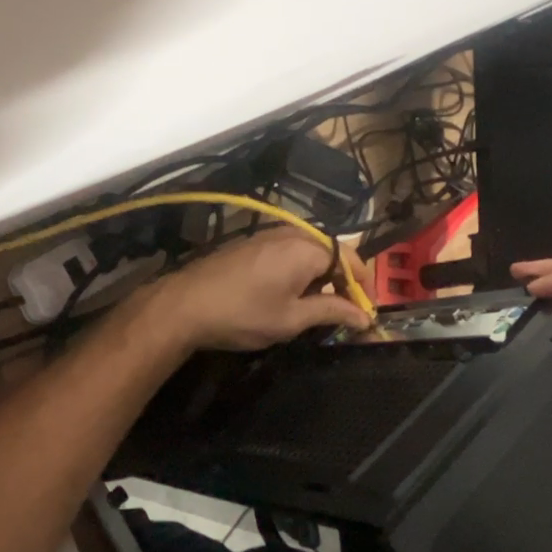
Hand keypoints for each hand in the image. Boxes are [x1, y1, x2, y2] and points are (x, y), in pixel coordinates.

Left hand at [133, 227, 373, 352]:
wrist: (186, 304)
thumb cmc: (244, 314)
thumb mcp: (292, 319)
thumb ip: (331, 312)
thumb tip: (365, 316)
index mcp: (307, 248)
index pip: (351, 260)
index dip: (363, 287)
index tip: (366, 313)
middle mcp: (292, 232)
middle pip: (332, 252)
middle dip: (342, 281)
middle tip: (344, 313)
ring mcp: (270, 234)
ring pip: (310, 251)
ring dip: (320, 276)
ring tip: (317, 308)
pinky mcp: (253, 241)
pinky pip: (290, 251)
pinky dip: (300, 270)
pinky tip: (291, 295)